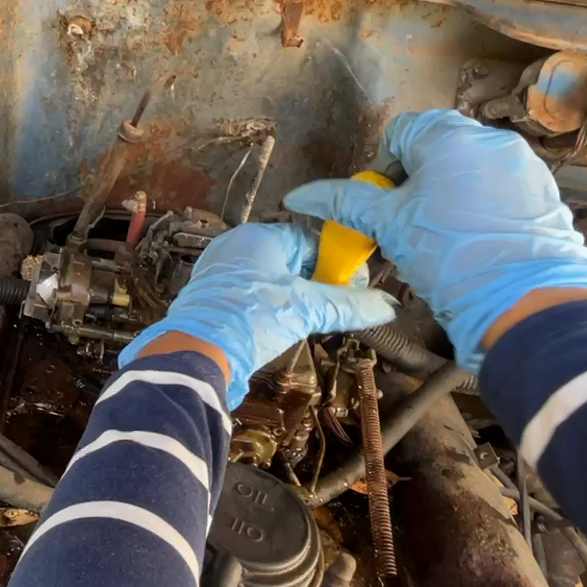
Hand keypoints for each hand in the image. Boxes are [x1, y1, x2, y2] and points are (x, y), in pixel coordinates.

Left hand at [120, 222, 397, 406]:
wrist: (198, 351)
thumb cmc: (253, 319)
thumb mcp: (308, 309)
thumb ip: (349, 305)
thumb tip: (388, 307)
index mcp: (259, 235)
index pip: (310, 239)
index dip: (336, 263)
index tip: (356, 288)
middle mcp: (235, 244)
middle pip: (289, 257)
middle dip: (315, 281)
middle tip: (335, 306)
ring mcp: (218, 268)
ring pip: (268, 275)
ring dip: (292, 295)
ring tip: (309, 318)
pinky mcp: (208, 291)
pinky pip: (248, 290)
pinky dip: (267, 303)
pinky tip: (277, 324)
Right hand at [283, 110, 586, 372]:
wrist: (525, 302)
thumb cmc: (447, 254)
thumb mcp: (385, 226)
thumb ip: (342, 202)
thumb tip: (296, 196)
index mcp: (449, 138)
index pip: (401, 131)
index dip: (383, 166)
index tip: (383, 203)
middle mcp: (490, 140)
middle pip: (435, 147)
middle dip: (414, 180)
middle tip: (405, 222)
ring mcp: (523, 166)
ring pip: (467, 168)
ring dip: (445, 193)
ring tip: (438, 237)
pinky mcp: (544, 194)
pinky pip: (498, 188)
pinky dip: (477, 206)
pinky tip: (471, 243)